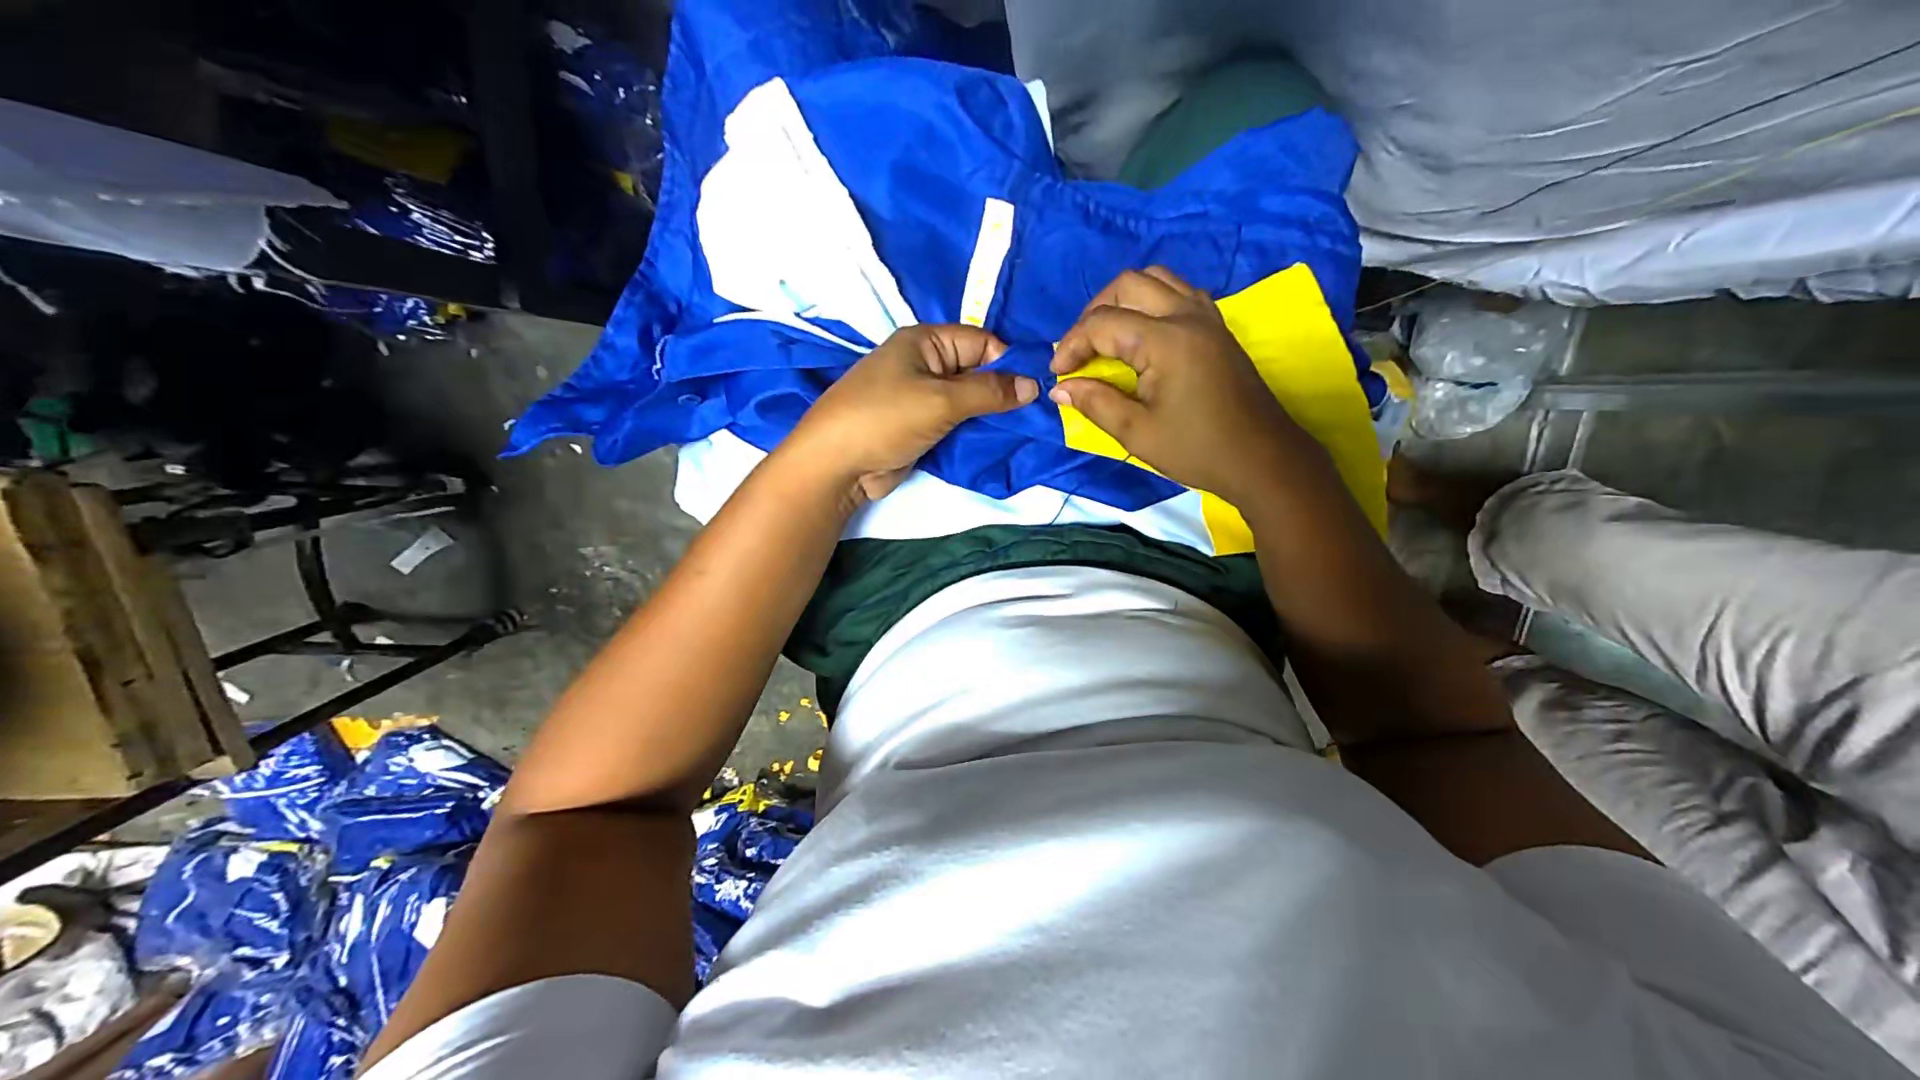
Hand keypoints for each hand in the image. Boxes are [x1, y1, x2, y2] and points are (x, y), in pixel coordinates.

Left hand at [781, 323, 1038, 505]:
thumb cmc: (885, 418)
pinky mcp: (919, 426)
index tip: (1039, 386)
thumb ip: (990, 392)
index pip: (981, 342)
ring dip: (991, 413)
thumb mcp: (942, 400)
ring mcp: (920, 396)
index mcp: (925, 342)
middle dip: (1004, 389)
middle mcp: (924, 363)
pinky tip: (1000, 439)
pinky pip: (955, 421)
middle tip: (1040, 411)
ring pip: (967, 399)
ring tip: (1027, 427)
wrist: (836, 464)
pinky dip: (974, 429)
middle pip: (976, 370)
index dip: (1010, 361)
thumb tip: (1033, 385)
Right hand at [1048, 267, 1313, 503]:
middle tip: (1080, 350)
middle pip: (1128, 284)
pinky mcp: (1217, 327)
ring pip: (1156, 280)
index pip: (1103, 323)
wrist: (1263, 459)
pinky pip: (1178, 293)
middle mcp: (1187, 315)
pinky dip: (1151, 302)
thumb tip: (1060, 388)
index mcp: (1166, 341)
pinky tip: (1141, 335)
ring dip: (1124, 300)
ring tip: (1106, 337)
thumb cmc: (1198, 450)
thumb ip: (1096, 403)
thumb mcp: (1137, 433)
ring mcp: (1207, 317)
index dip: (1071, 345)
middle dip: (1093, 312)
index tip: (1058, 375)